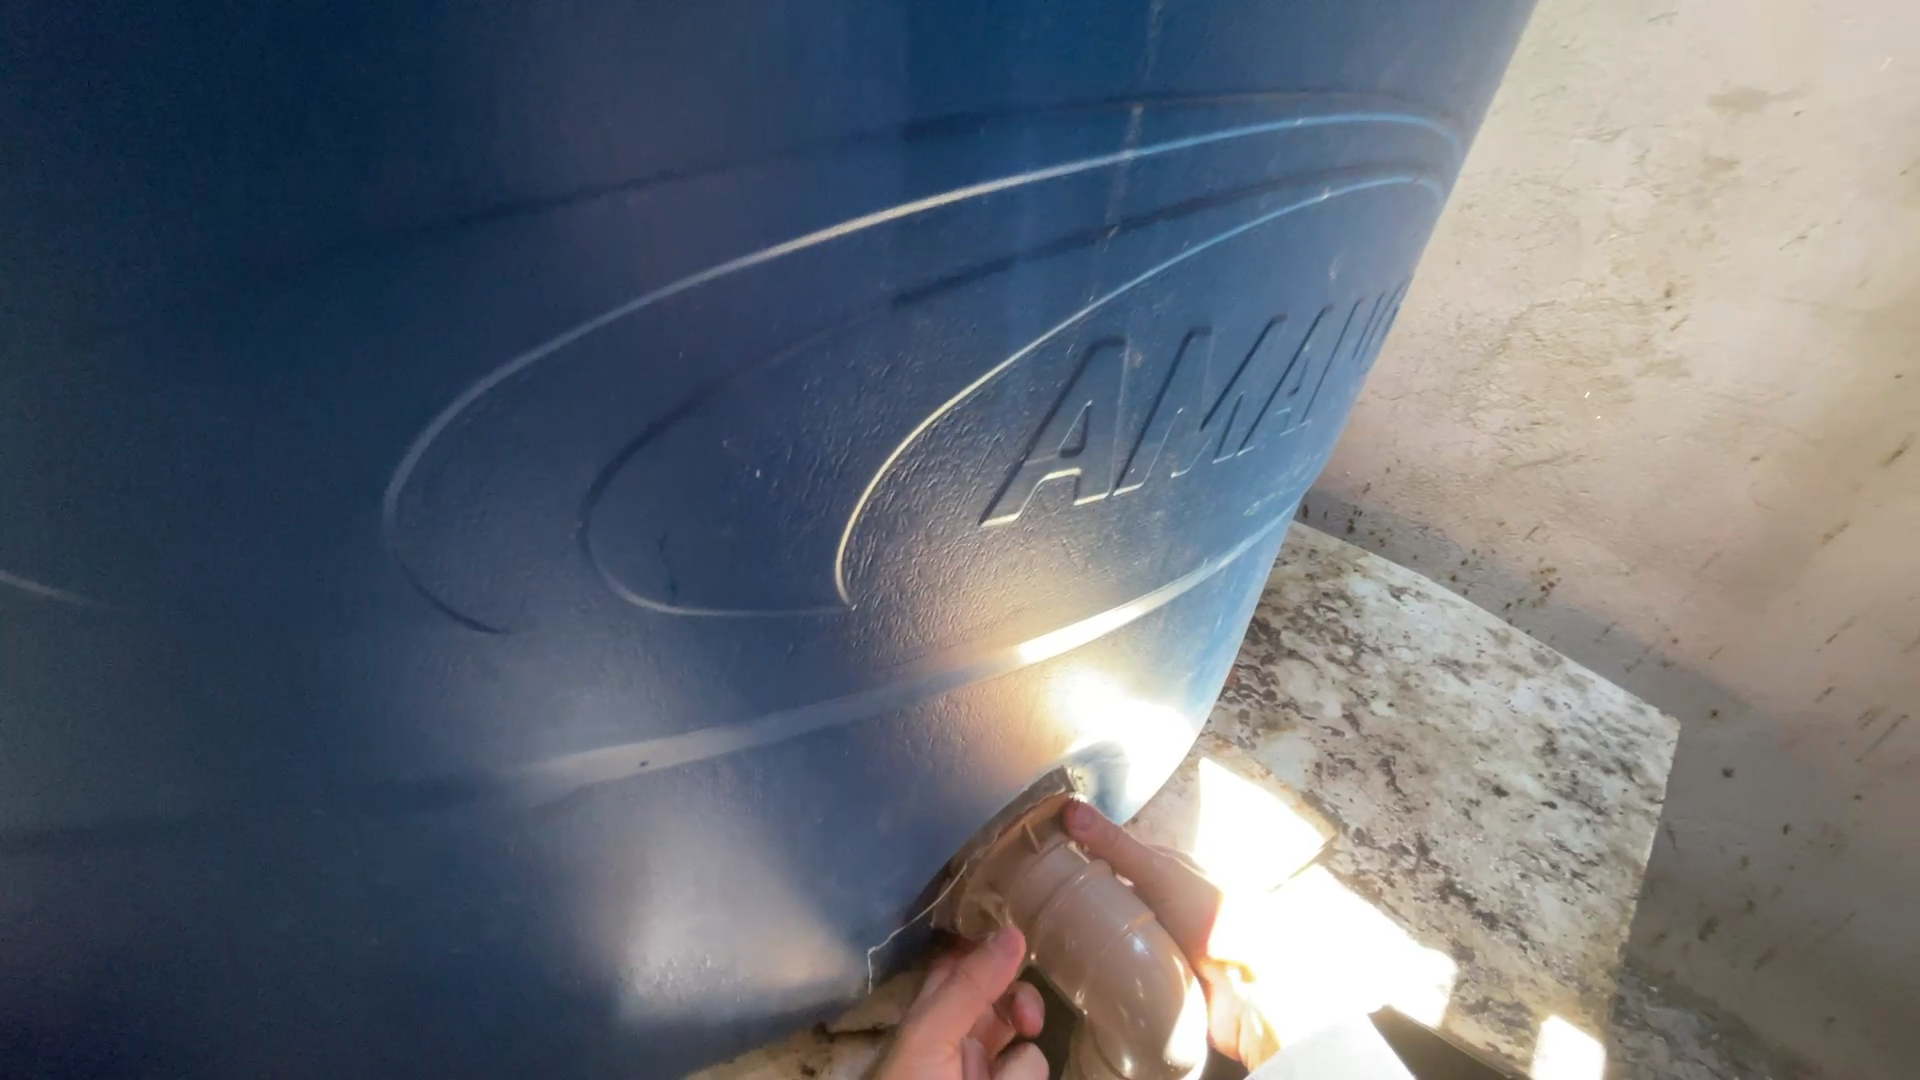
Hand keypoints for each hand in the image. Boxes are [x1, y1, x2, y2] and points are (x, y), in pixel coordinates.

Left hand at [871, 926, 1047, 1079]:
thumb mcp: (929, 1037)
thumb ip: (971, 985)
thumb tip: (1014, 930)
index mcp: (930, 1019)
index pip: (964, 968)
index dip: (991, 952)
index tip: (1021, 940)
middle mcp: (960, 1048)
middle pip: (1006, 1005)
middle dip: (1022, 1008)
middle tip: (1028, 1020)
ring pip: (1027, 1057)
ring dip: (1017, 1076)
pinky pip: (1031, 1078)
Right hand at [1062, 799, 1280, 1067]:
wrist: (1253, 989)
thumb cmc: (1212, 917)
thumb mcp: (1159, 871)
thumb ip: (1115, 844)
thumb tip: (1069, 807)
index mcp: (1162, 867)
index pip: (1109, 853)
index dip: (1076, 854)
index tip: (1037, 862)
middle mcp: (1159, 899)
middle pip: (1108, 894)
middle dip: (1078, 901)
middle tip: (1036, 910)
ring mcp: (1159, 939)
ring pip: (1111, 932)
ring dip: (1089, 937)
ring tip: (1049, 944)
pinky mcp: (1158, 977)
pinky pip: (1120, 967)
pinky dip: (1102, 967)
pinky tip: (1077, 973)